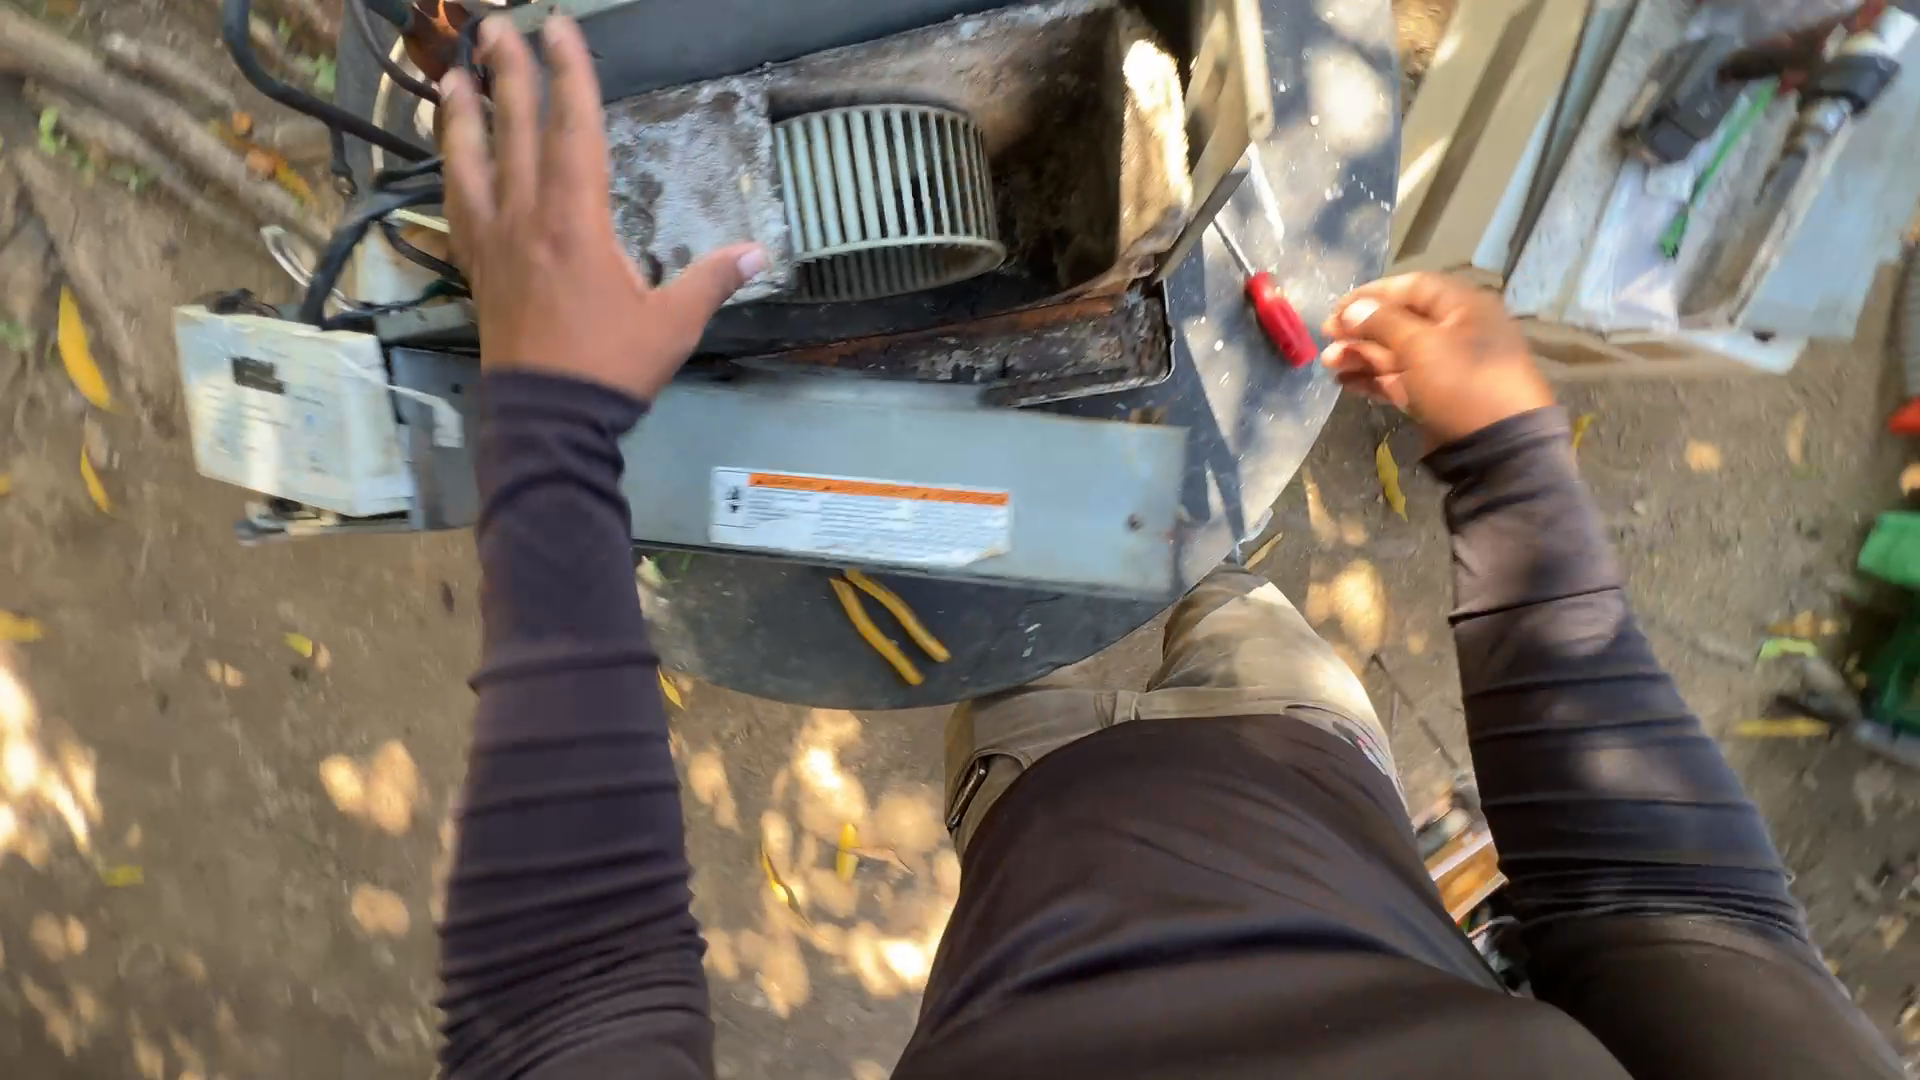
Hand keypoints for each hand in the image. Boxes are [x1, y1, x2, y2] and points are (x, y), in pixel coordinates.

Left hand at [439, 16, 766, 400]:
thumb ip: (712, 281)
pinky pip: (458, 208)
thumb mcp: (675, 324)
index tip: (561, 31)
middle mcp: (528, 219)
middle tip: (499, 25)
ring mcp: (496, 242)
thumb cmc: (615, 365)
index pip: (574, 133)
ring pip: (472, 163)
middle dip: (510, 74)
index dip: (571, 78)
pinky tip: (449, 162)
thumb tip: (759, 253)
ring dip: (464, 115)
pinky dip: (451, 175)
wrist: (551, 414)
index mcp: (578, 225)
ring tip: (454, 74)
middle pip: (516, 133)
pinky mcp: (479, 268)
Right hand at [1319, 272, 1553, 446]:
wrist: (1493, 443)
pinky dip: (1370, 379)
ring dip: (1359, 355)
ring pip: (1393, 352)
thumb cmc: (1461, 383)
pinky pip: (1396, 378)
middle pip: (1398, 321)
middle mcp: (1452, 331)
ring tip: (1329, 364)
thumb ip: (1383, 323)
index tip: (1336, 308)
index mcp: (1461, 308)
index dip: (1371, 294)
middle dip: (1359, 329)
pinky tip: (1343, 383)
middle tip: (1326, 338)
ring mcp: (1441, 364)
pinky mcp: (1430, 393)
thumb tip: (1353, 308)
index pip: (1411, 286)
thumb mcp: (1421, 346)